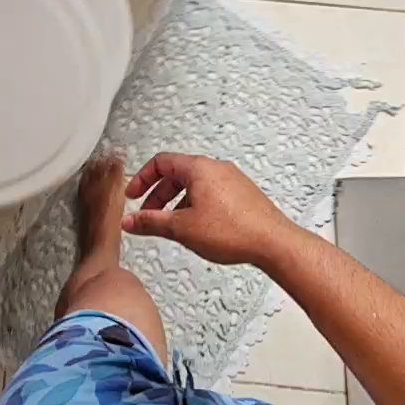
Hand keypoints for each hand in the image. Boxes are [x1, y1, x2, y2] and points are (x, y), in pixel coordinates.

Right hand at [122, 153, 299, 266]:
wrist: (273, 242)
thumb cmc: (235, 230)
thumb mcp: (182, 228)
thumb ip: (151, 222)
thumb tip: (131, 221)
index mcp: (199, 168)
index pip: (161, 162)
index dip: (142, 179)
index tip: (134, 195)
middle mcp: (216, 168)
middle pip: (176, 174)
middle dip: (158, 195)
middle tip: (148, 214)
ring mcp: (231, 180)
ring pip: (194, 184)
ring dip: (176, 202)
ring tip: (171, 224)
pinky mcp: (241, 194)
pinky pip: (210, 193)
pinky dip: (195, 205)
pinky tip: (196, 227)